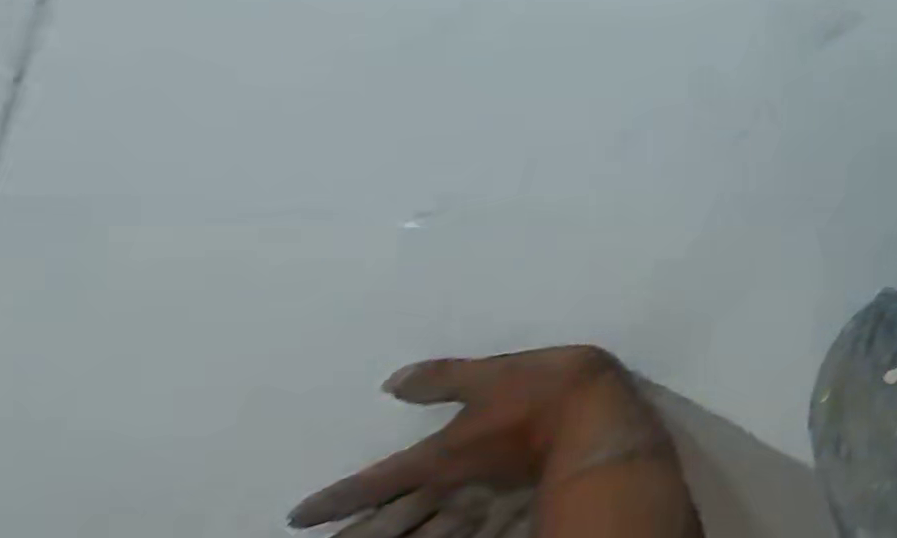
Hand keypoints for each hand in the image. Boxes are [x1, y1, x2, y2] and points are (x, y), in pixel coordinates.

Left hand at [289, 346, 671, 534]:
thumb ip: (444, 380)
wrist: (597, 420)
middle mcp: (451, 491)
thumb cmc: (541, 391)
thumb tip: (392, 383)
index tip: (300, 515)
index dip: (337, 498)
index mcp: (442, 456)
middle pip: (389, 528)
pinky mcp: (510, 515)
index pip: (377, 481)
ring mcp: (481, 509)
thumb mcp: (493, 373)